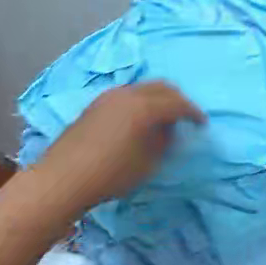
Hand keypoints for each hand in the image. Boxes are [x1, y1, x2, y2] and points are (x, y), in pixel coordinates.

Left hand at [28, 81, 205, 214]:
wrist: (63, 177)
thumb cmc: (111, 174)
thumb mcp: (147, 163)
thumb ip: (163, 142)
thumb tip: (167, 129)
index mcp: (145, 107)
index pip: (177, 103)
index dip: (193, 112)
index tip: (202, 123)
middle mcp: (128, 94)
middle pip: (160, 87)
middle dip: (177, 99)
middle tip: (185, 116)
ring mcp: (108, 97)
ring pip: (141, 88)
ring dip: (157, 98)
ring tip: (162, 118)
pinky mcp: (95, 105)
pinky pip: (126, 95)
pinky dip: (140, 102)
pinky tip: (138, 120)